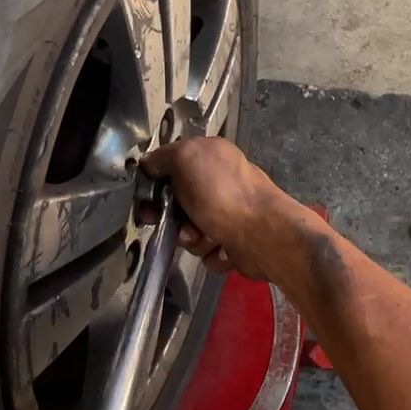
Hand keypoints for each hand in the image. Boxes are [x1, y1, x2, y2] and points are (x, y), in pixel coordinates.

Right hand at [138, 137, 303, 281]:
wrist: (262, 235)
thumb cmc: (221, 194)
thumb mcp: (185, 159)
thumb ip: (162, 157)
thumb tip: (149, 164)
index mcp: (211, 156)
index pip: (172, 168)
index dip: (156, 186)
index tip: (147, 204)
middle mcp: (221, 182)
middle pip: (179, 204)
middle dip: (174, 219)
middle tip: (178, 226)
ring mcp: (229, 213)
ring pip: (191, 231)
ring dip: (193, 239)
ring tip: (208, 237)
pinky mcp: (235, 241)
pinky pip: (208, 250)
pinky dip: (212, 253)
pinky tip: (223, 248)